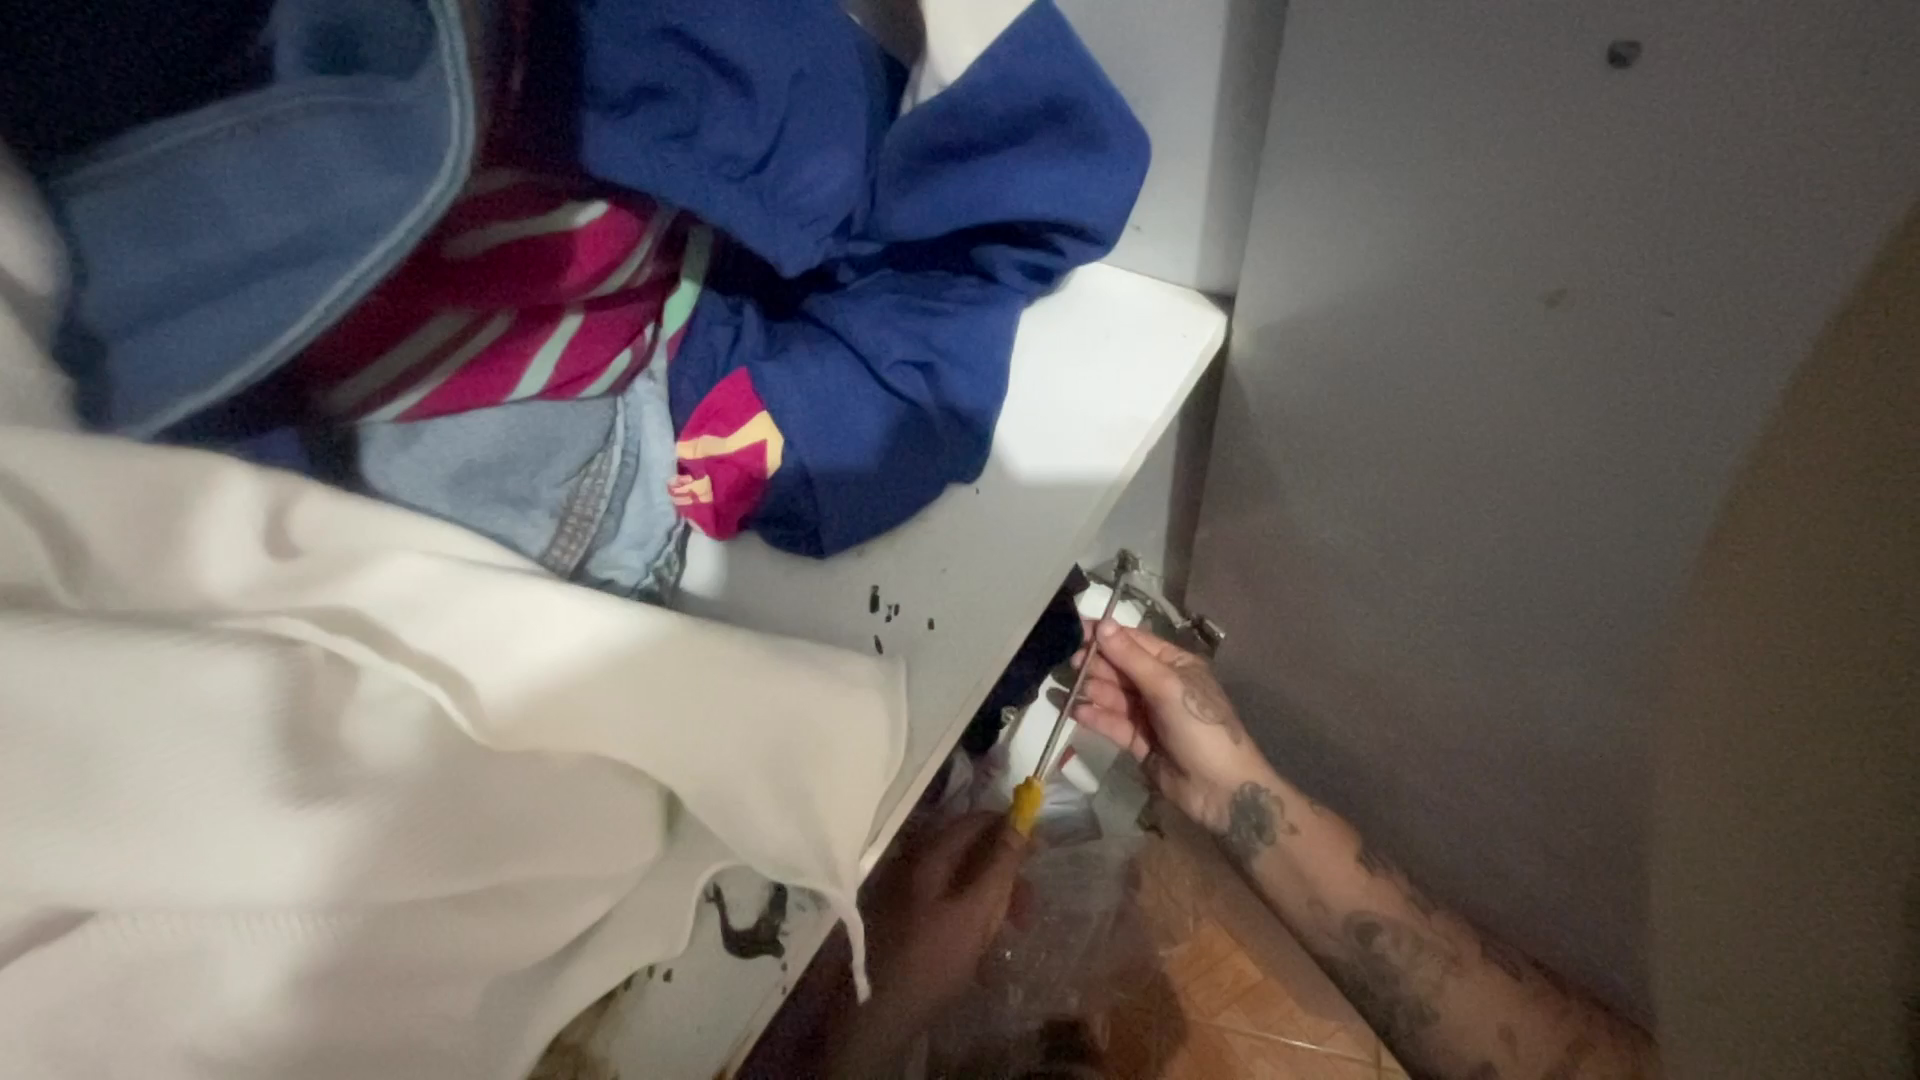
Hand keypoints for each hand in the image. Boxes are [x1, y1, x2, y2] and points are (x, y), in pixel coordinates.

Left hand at [861, 811, 1030, 1028]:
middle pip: (972, 852)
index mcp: (931, 855)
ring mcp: (910, 891)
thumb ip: (998, 867)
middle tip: (1028, 908)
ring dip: (993, 899)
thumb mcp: (975, 912)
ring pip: (963, 881)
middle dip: (1006, 874)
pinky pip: (951, 903)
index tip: (1039, 851)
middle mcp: (917, 864)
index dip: (1010, 829)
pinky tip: (985, 948)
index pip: (976, 822)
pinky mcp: (910, 919)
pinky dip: (973, 915)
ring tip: (1012, 932)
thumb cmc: (931, 959)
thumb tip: (1017, 823)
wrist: (878, 1015)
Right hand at [1071, 620, 1273, 834]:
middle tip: (1071, 664)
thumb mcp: (1166, 686)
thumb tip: (1102, 624)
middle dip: (1096, 664)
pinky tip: (1077, 711)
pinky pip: (1113, 723)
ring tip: (1071, 688)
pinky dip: (1096, 716)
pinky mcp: (1139, 741)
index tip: (1074, 631)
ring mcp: (1149, 714)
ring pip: (1113, 695)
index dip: (1106, 636)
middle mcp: (1160, 685)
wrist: (1221, 789)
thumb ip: (1130, 657)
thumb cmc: (1200, 726)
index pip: (1134, 641)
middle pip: (1120, 667)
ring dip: (1093, 690)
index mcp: (1175, 664)